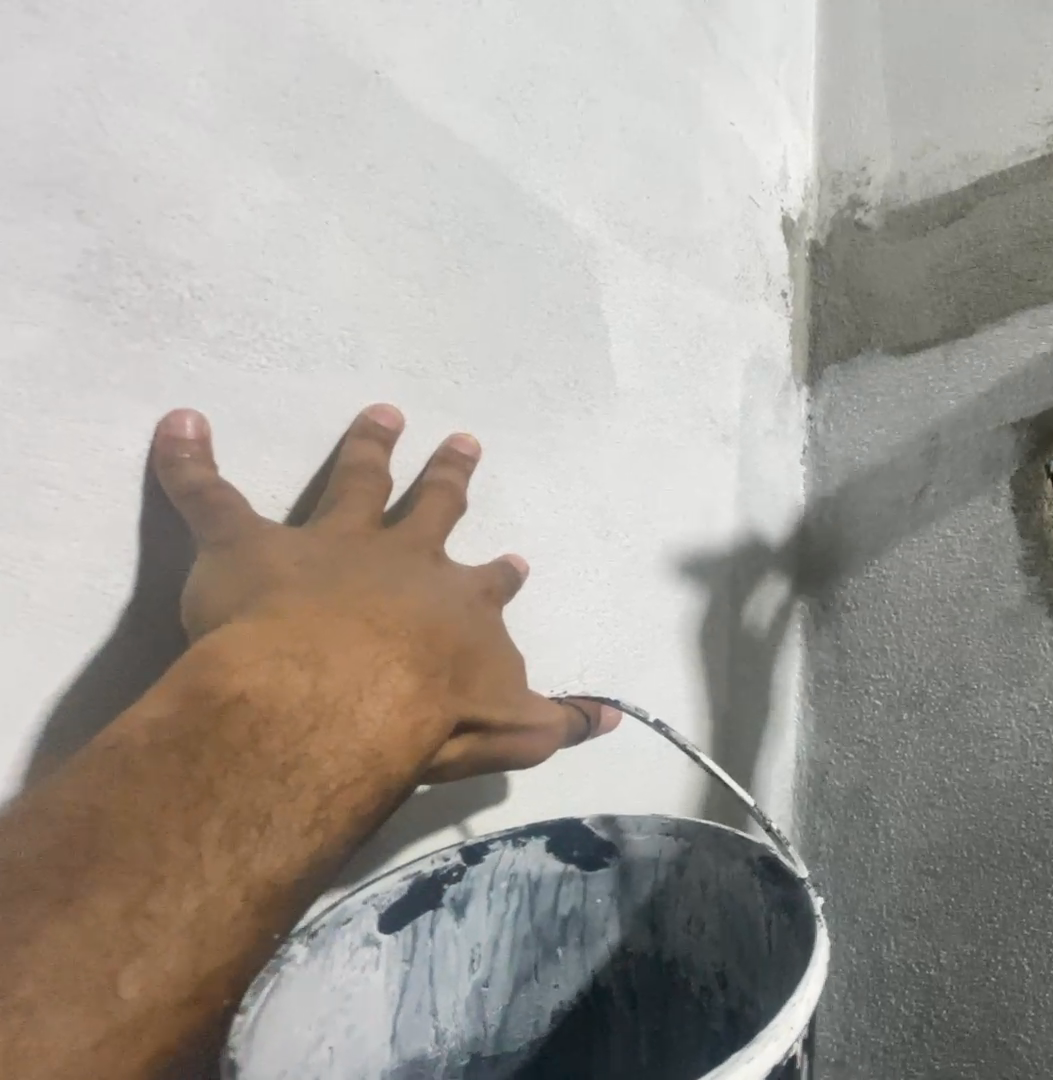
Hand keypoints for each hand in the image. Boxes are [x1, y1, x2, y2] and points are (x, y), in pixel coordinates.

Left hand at [148, 405, 617, 782]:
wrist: (344, 694)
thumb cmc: (433, 713)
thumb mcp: (516, 729)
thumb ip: (564, 722)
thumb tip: (615, 719)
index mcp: (461, 602)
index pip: (488, 583)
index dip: (501, 575)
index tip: (515, 561)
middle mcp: (408, 560)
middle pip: (435, 507)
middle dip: (450, 476)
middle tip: (462, 442)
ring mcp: (334, 546)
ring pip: (353, 482)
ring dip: (367, 446)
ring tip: (382, 414)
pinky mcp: (251, 548)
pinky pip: (211, 495)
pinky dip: (188, 459)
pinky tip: (180, 422)